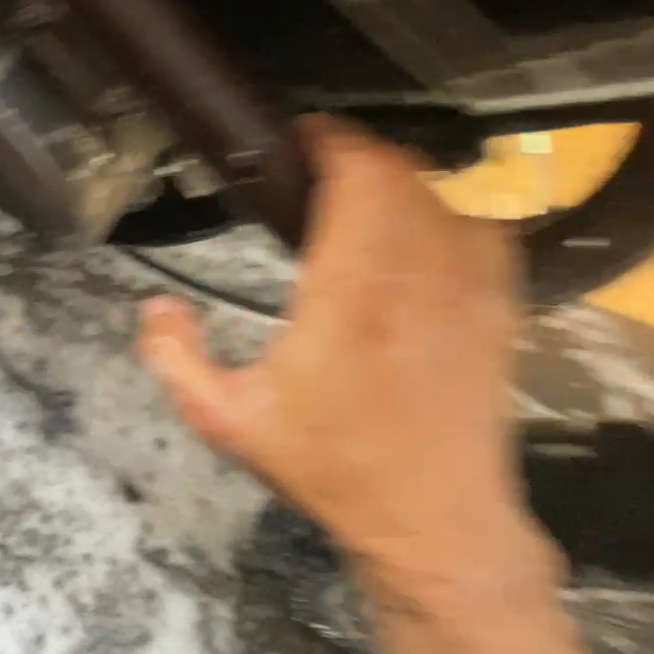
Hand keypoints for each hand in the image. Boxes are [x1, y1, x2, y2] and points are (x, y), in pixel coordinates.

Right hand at [136, 116, 551, 593]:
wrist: (429, 519)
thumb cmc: (324, 462)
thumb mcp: (218, 417)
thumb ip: (171, 355)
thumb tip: (157, 304)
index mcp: (346, 306)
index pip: (361, 193)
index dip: (335, 147)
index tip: (303, 135)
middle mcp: (414, 292)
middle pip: (405, 183)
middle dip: (360, 152)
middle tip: (315, 152)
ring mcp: (466, 303)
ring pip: (448, 202)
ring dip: (402, 178)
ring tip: (357, 181)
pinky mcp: (496, 318)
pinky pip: (485, 236)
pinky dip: (448, 211)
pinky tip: (418, 222)